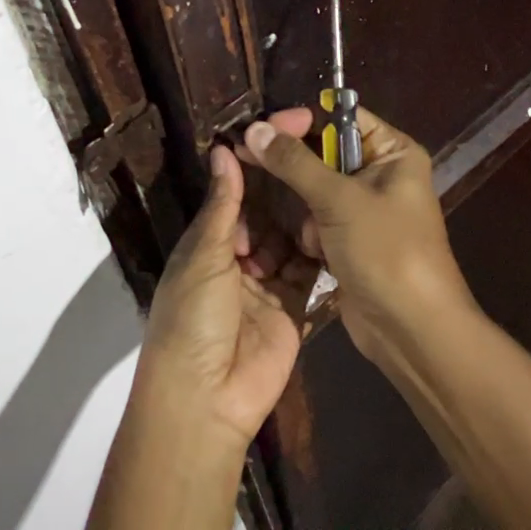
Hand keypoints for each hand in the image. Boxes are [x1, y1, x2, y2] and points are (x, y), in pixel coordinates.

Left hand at [133, 145, 316, 448]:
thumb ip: (223, 205)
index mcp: (206, 243)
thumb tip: (223, 150)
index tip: (281, 132)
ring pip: (289, 237)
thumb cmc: (193, 318)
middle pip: (265, 214)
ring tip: (331, 177)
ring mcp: (266, 283)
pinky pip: (307, 268)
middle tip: (316, 149)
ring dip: (304, 214)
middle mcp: (236, 258)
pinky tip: (337, 219)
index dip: (255, 164)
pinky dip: (319, 248)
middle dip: (284, 186)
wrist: (208, 399)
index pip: (233, 193)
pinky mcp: (293, 305)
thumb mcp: (204, 256)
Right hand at [242, 106, 476, 365]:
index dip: (303, 119)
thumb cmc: (387, 251)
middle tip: (246, 155)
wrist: (412, 330)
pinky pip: (317, 219)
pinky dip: (308, 230)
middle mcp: (381, 174)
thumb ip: (295, 162)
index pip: (342, 116)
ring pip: (315, 188)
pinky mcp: (349, 241)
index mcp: (393, 152)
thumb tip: (255, 129)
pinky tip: (311, 248)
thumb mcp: (339, 200)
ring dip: (302, 204)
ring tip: (300, 223)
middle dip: (293, 162)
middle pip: (325, 151)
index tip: (263, 128)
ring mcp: (365, 210)